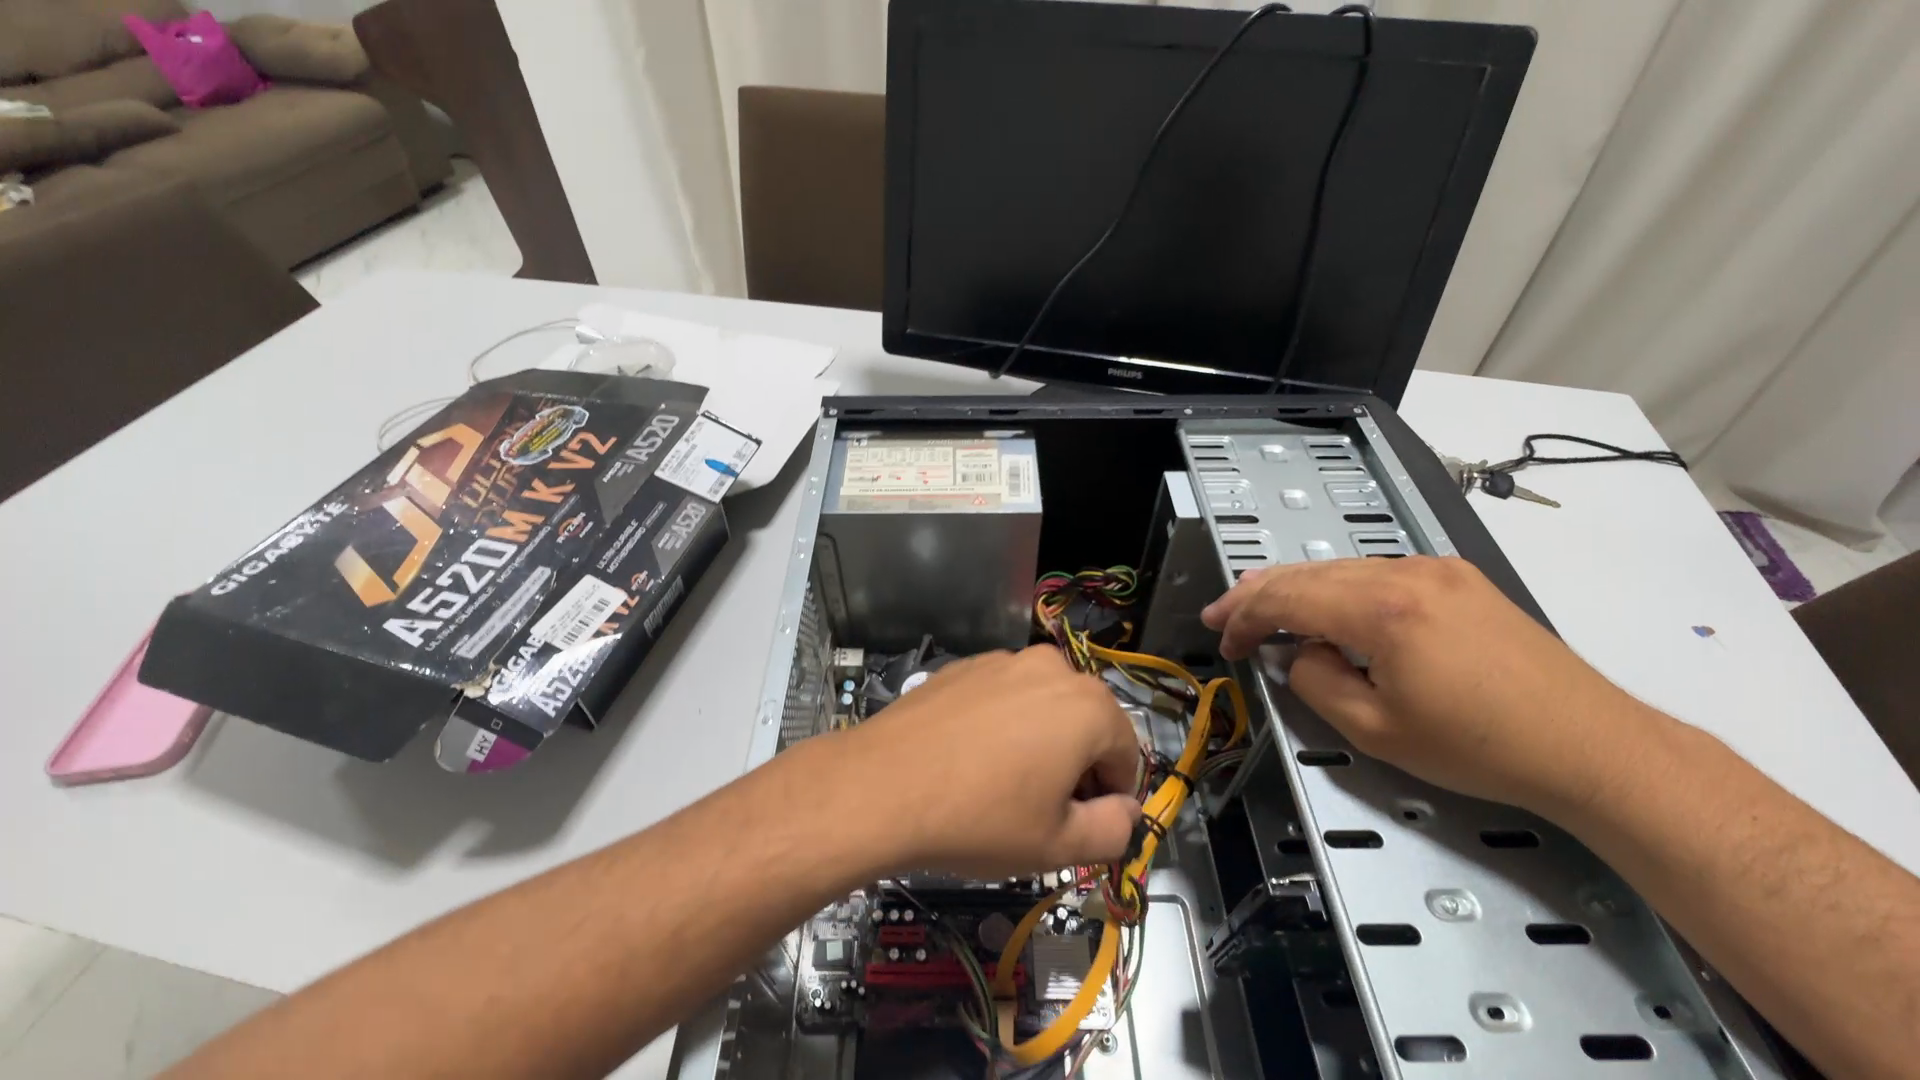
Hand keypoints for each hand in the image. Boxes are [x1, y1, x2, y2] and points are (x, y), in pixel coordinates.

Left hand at [819, 646, 1142, 877]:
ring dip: (1038, 745)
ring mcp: (1001, 661)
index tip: (1078, 828)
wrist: (879, 788)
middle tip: (1040, 813)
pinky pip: (1001, 700)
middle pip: (1085, 726)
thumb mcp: (1057, 846)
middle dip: (1075, 769)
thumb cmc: (979, 819)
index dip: (1109, 799)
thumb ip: (1113, 831)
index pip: (1126, 757)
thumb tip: (1125, 811)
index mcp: (1090, 706)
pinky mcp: (962, 668)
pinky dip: (1000, 728)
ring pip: (1042, 709)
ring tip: (1000, 789)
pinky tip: (968, 763)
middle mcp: (1052, 668)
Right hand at [1202, 556, 1656, 814]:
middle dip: (1260, 594)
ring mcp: (1439, 571)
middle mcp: (1408, 573)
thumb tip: (1298, 654)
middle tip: (1225, 618)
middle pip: (1311, 572)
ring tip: (1266, 611)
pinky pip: (1378, 574)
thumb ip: (1318, 683)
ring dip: (1299, 589)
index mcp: (1383, 608)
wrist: (1590, 745)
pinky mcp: (1461, 581)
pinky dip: (1340, 590)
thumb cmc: (1480, 747)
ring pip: (1344, 568)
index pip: (1288, 597)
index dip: (1245, 616)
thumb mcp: (1377, 731)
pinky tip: (1329, 609)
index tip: (1223, 642)